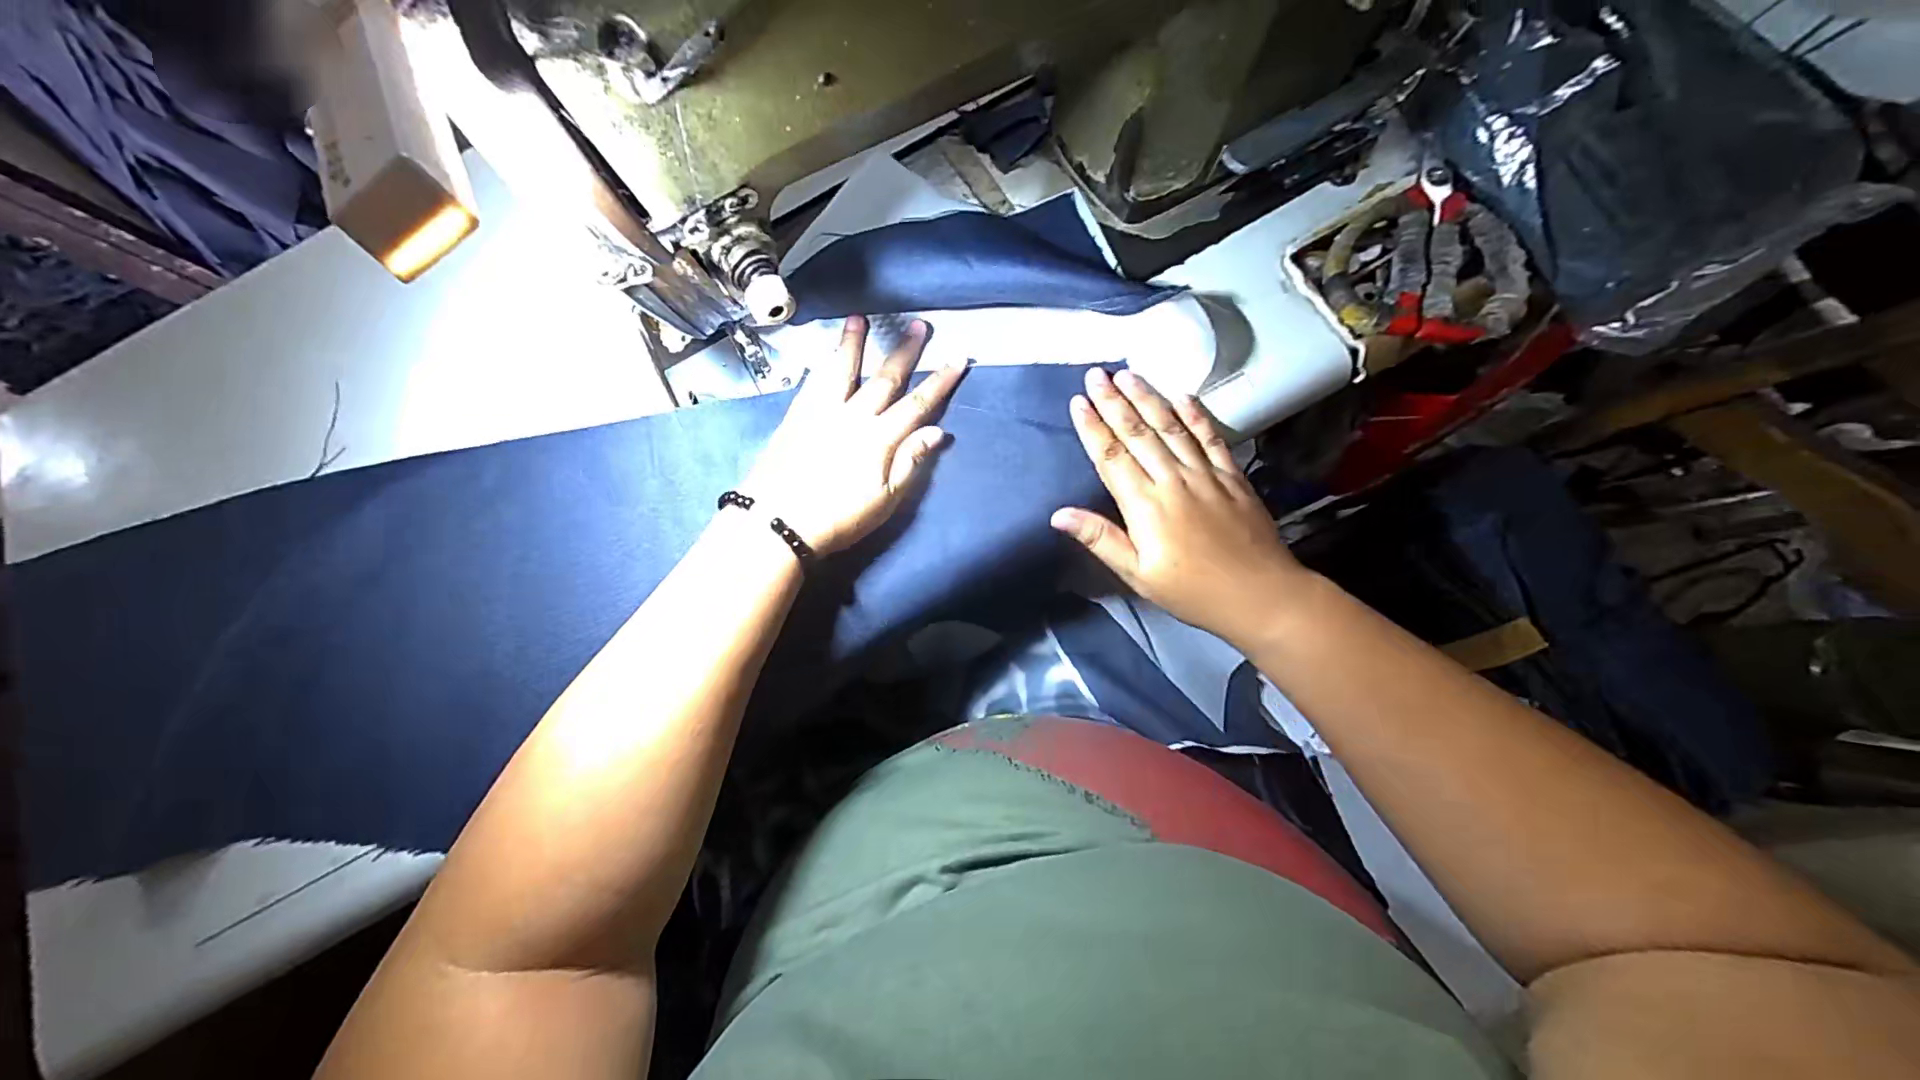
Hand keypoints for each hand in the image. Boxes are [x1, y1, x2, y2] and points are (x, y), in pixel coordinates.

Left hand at [740, 316, 965, 554]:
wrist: (778, 522)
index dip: (939, 381)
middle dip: (905, 351)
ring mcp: (821, 412)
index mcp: (880, 438)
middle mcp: (853, 415)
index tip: (956, 358)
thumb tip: (938, 431)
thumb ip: (911, 462)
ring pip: (843, 369)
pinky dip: (822, 363)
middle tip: (918, 325)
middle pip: (885, 378)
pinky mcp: (796, 416)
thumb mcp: (885, 500)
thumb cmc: (838, 519)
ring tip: (860, 319)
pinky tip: (825, 354)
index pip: (917, 403)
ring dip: (854, 343)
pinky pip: (813, 381)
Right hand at [1052, 367, 1308, 646]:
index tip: (1078, 402)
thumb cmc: (1191, 591)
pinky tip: (1183, 396)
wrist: (1260, 594)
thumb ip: (1100, 539)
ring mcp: (1205, 475)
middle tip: (1097, 374)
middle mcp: (1172, 481)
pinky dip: (1196, 415)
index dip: (1093, 428)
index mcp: (1145, 505)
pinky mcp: (1232, 477)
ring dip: (1148, 398)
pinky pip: (1211, 438)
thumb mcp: (1137, 574)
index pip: (1112, 457)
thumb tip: (1059, 515)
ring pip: (1171, 427)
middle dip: (1114, 401)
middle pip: (1137, 433)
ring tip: (1129, 374)